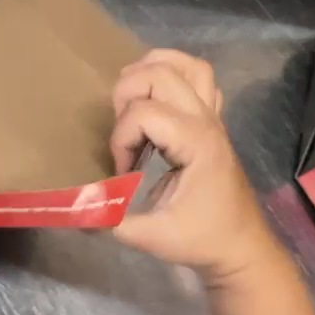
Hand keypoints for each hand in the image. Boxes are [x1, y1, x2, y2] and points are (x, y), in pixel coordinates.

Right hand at [110, 50, 276, 285]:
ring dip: (153, 70)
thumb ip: (110, 220)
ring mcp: (214, 117)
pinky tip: (158, 99)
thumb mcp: (152, 236)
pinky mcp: (214, 121)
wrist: (243, 248)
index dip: (121, 140)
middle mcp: (206, 121)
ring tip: (132, 98)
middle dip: (127, 94)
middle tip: (122, 128)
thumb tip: (72, 211)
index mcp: (196, 143)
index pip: (143, 113)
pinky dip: (176, 75)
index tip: (124, 174)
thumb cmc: (202, 240)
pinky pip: (201, 79)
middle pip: (161, 73)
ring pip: (187, 65)